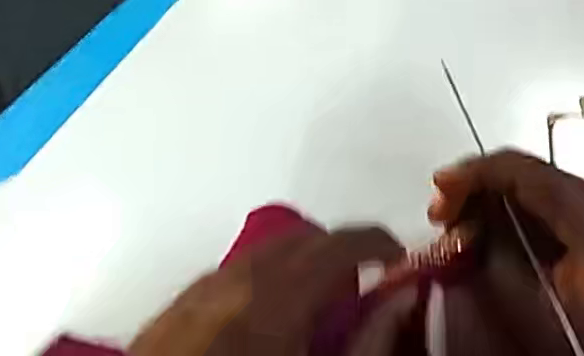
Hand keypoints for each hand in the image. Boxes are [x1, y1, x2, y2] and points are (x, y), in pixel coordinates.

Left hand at [129, 225, 405, 355]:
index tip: (400, 258)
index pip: (342, 243)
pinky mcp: (182, 301)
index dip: (378, 242)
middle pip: (306, 240)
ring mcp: (208, 283)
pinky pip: (238, 268)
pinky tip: (267, 318)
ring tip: (318, 307)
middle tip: (363, 291)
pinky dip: (267, 276)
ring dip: (303, 265)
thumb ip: (365, 343)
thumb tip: (402, 299)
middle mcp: (243, 273)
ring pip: (270, 250)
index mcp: (280, 294)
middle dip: (341, 255)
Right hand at [429, 151, 583, 355]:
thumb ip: (499, 254)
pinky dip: (512, 210)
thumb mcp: (540, 302)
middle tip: (443, 211)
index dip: (472, 172)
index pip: (517, 167)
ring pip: (530, 183)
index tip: (440, 187)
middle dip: (477, 185)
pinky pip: (543, 202)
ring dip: (491, 198)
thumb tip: (466, 226)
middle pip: (521, 170)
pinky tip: (490, 231)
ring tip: (459, 224)